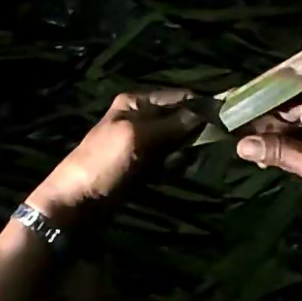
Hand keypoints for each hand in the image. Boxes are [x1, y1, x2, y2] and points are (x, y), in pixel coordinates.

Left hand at [27, 90, 203, 224]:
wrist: (76, 204)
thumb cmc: (103, 163)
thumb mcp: (138, 136)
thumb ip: (172, 123)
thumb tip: (206, 111)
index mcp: (135, 103)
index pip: (179, 97)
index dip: (201, 107)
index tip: (225, 120)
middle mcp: (140, 118)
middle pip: (181, 121)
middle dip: (190, 137)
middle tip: (187, 152)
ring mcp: (142, 144)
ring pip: (178, 145)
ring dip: (179, 158)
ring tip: (168, 169)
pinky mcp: (143, 167)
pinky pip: (168, 164)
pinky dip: (170, 170)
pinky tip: (162, 179)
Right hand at [234, 94, 301, 228]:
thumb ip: (279, 153)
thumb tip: (240, 144)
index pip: (277, 99)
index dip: (251, 111)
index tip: (228, 125)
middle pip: (283, 109)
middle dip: (262, 128)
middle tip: (244, 152)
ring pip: (291, 121)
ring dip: (273, 138)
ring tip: (258, 160)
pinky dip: (288, 143)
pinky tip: (275, 160)